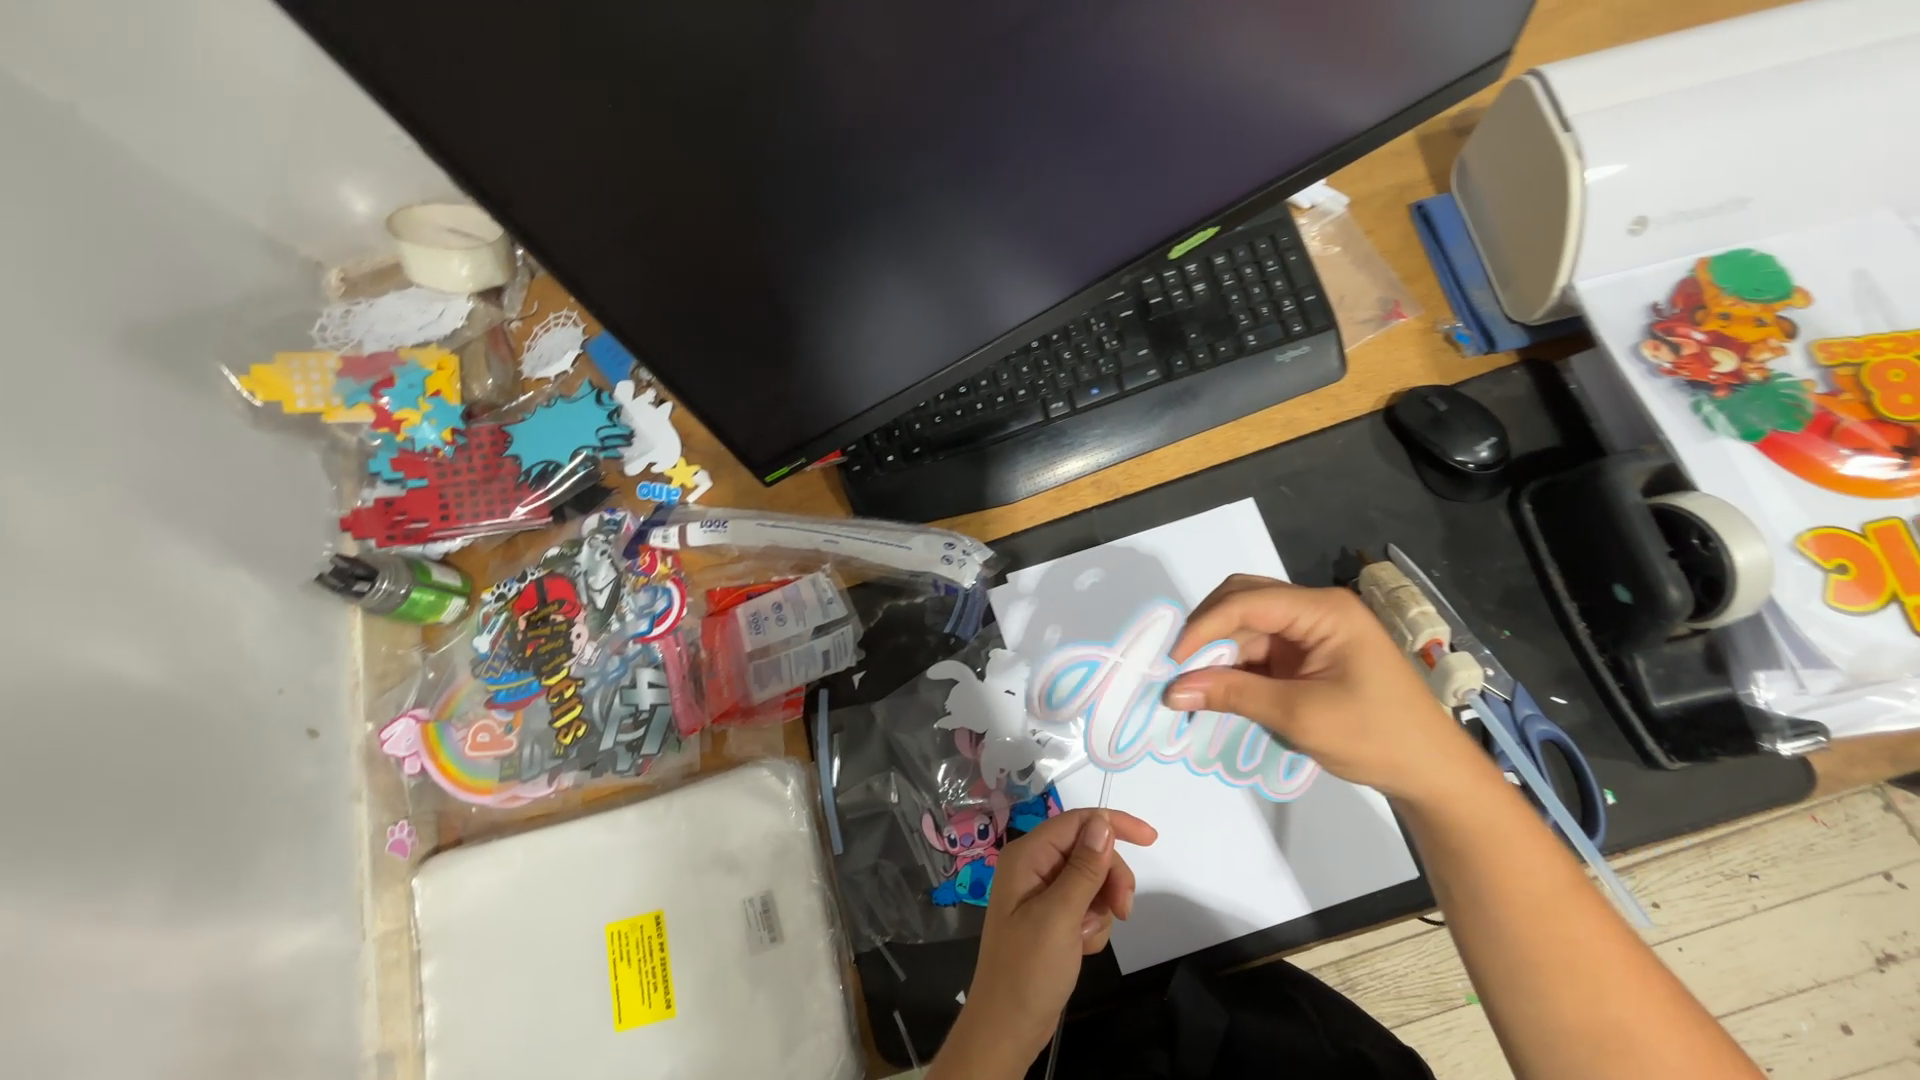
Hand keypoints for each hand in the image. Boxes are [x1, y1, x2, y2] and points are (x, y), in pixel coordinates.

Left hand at [929, 810, 1156, 1078]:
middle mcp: (1034, 867)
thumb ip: (1084, 868)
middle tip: (1123, 911)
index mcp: (1027, 856)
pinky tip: (1081, 948)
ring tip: (1086, 938)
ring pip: (1094, 881)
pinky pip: (1088, 907)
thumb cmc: (1027, 970)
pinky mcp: (1054, 918)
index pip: (1077, 822)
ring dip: (1101, 908)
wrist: (1008, 1027)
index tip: (1152, 840)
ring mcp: (1043, 893)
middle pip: (1090, 851)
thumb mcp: (1060, 916)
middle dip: (1110, 879)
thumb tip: (1102, 822)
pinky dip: (1094, 926)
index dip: (1113, 824)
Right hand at [1161, 575, 1488, 803]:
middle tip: (1175, 668)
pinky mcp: (1307, 657)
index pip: (1247, 602)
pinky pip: (1258, 651)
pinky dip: (1234, 669)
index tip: (1171, 662)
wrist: (1431, 773)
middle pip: (1244, 602)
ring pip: (1246, 628)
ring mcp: (1311, 634)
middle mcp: (1315, 611)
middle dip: (1206, 632)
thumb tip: (1172, 689)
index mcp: (1324, 611)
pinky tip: (1215, 690)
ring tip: (1189, 685)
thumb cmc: (1376, 737)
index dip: (1203, 627)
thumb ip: (1234, 694)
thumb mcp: (1300, 715)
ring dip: (1217, 653)